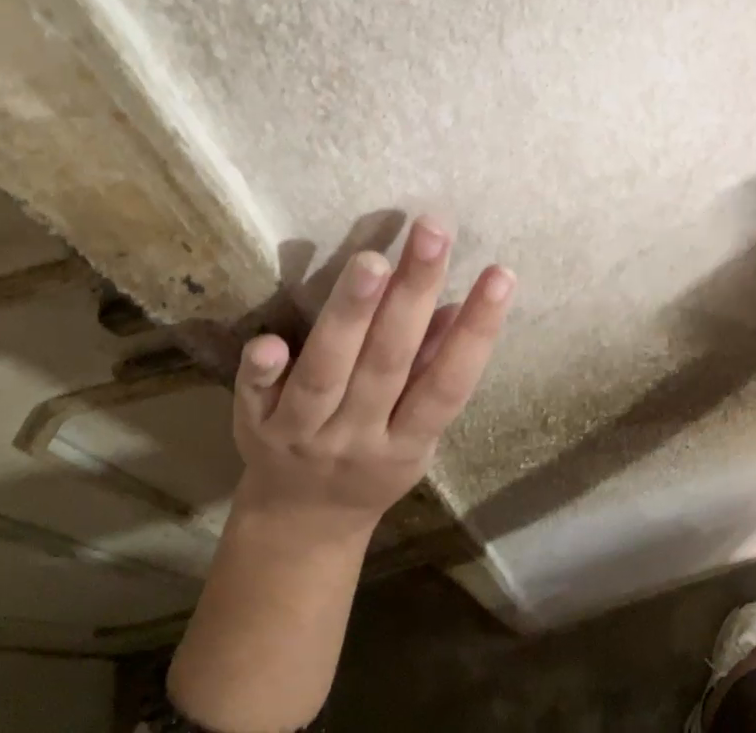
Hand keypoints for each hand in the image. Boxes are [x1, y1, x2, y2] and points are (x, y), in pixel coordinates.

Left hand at [227, 216, 514, 538]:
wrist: (302, 523)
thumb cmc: (373, 465)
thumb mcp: (416, 434)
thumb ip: (433, 372)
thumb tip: (460, 308)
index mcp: (408, 440)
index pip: (449, 384)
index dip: (478, 332)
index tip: (502, 273)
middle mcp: (358, 437)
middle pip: (387, 364)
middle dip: (412, 296)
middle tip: (432, 231)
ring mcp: (303, 435)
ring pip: (327, 374)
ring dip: (350, 315)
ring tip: (373, 259)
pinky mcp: (254, 430)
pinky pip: (255, 399)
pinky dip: (262, 372)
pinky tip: (269, 340)